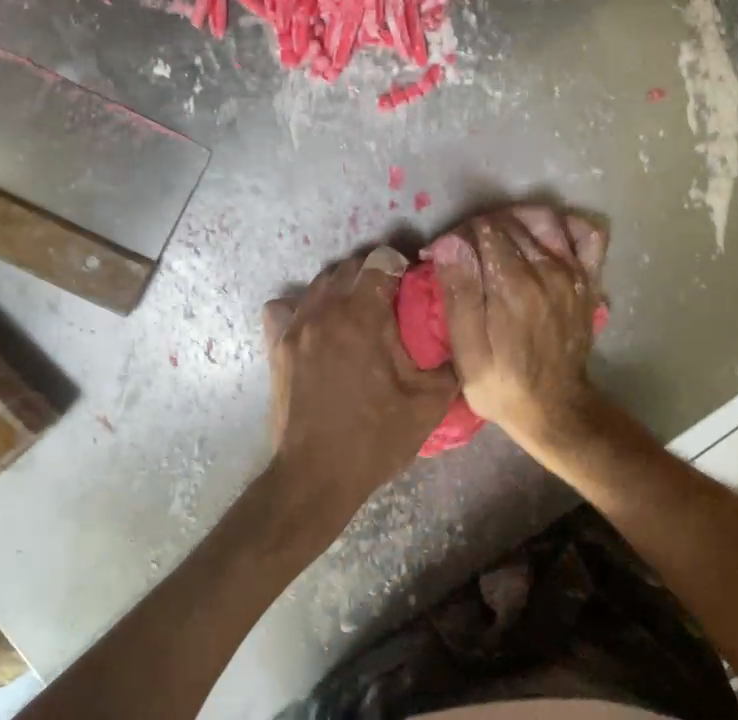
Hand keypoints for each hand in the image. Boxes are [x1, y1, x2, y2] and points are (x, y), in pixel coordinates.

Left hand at [262, 247, 457, 522]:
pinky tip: (320, 327)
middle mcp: (324, 310)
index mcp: (361, 316)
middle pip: (349, 266)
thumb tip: (461, 337)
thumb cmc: (375, 440)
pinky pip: (286, 307)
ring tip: (361, 313)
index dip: (401, 266)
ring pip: (320, 283)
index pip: (380, 260)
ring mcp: (294, 327)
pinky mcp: (276, 346)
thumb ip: (449, 363)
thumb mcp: (429, 404)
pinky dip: (304, 307)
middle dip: (374, 274)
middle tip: (394, 299)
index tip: (414, 284)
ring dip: (343, 288)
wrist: (315, 477)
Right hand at [429, 207, 607, 440]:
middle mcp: (547, 269)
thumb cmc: (501, 383)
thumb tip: (449, 242)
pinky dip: (566, 225)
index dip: (458, 235)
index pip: (482, 229)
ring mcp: (573, 272)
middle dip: (481, 227)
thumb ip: (459, 294)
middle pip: (509, 221)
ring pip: (543, 218)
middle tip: (464, 250)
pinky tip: (544, 236)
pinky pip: (587, 233)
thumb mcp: (467, 352)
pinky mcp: (588, 278)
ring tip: (497, 239)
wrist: (553, 408)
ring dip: (515, 219)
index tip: (444, 255)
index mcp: (513, 286)